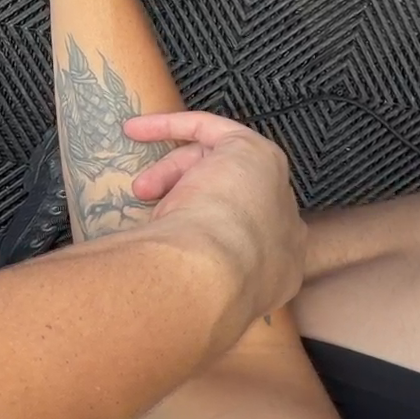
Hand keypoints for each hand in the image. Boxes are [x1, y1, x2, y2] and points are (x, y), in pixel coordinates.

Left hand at [121, 112, 304, 329]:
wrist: (213, 272)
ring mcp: (275, 190)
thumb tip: (151, 293)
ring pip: (218, 166)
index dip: (203, 225)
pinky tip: (135, 129)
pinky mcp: (257, 154)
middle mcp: (284, 231)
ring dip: (173, 171)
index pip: (242, 239)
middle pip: (227, 197)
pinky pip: (212, 129)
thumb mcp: (189, 286)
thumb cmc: (195, 287)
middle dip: (181, 193)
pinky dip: (172, 125)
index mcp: (276, 273)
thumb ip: (185, 280)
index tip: (170, 228)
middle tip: (143, 197)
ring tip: (140, 187)